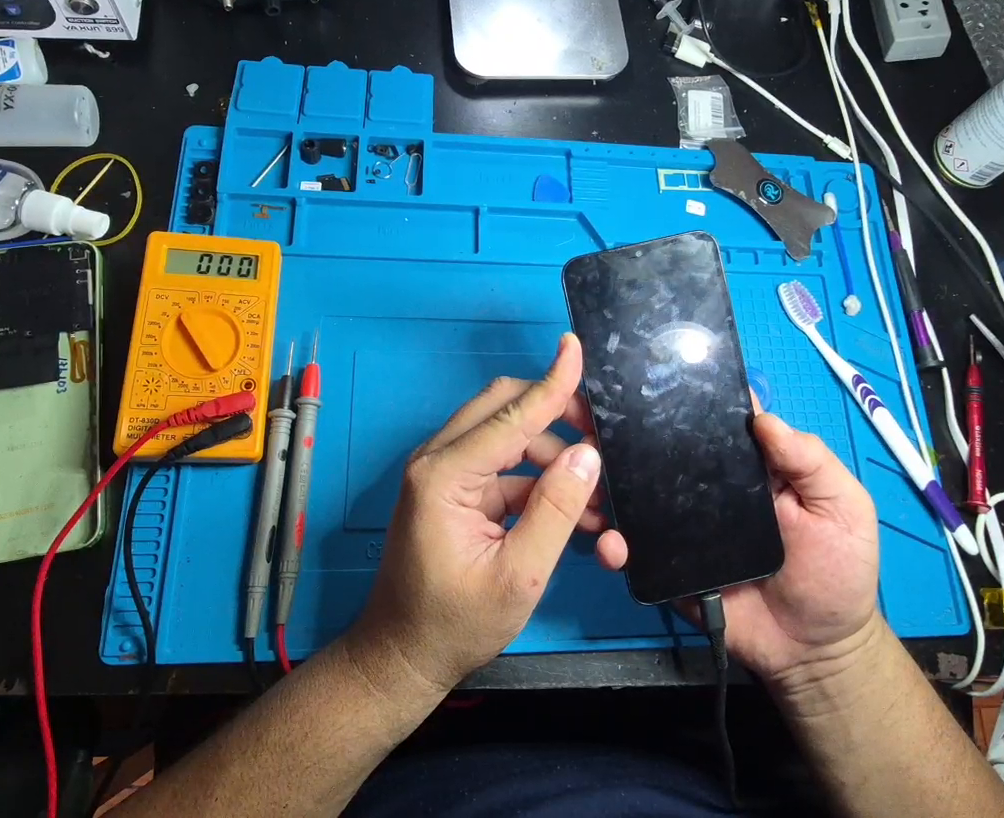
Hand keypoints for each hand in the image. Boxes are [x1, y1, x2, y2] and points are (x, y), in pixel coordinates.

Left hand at [346, 333, 605, 694]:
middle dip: (555, 412)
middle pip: (503, 407)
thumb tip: (586, 456)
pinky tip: (570, 511)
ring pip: (507, 435)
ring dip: (552, 455)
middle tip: (601, 435)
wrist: (402, 656)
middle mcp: (438, 460)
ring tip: (595, 501)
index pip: (511, 415)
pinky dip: (537, 479)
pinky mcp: (453, 490)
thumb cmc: (454, 624)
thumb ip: (556, 511)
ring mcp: (443, 472)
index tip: (576, 347)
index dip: (552, 382)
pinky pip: (503, 465)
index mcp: (446, 475)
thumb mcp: (518, 576)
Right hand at [594, 413, 881, 691]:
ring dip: (599, 479)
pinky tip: (607, 540)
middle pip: (655, 448)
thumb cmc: (837, 571)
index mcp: (744, 463)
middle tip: (578, 413)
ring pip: (632, 494)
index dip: (675, 394)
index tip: (633, 373)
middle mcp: (704, 485)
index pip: (707, 418)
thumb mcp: (843, 508)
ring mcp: (680, 524)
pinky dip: (612, 543)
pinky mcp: (666, 565)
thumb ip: (811, 462)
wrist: (815, 651)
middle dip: (614, 429)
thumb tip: (761, 417)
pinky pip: (633, 549)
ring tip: (573, 470)